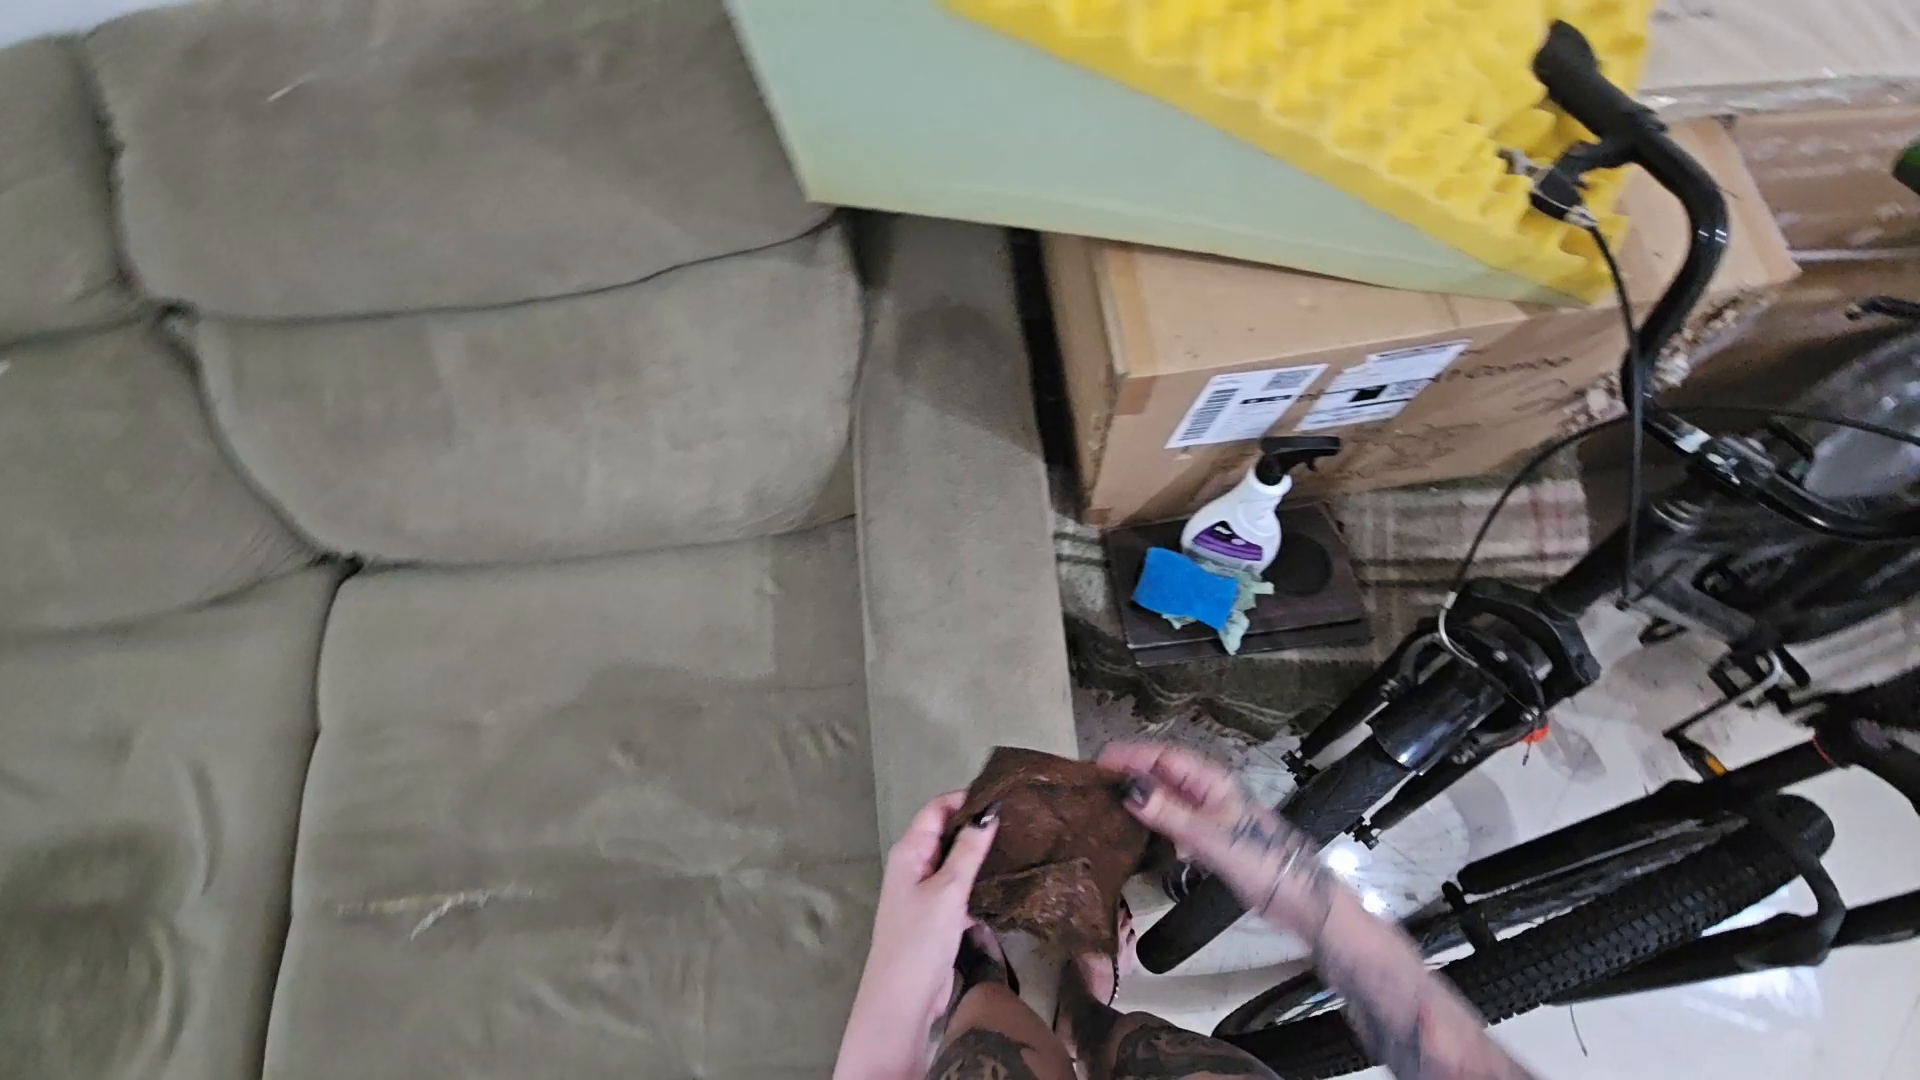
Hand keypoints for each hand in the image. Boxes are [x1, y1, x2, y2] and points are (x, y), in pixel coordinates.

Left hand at [834, 791, 999, 1079]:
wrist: (903, 1001)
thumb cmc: (921, 938)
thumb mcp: (949, 889)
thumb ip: (969, 849)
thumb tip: (989, 812)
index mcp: (909, 851)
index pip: (937, 808)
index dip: (965, 799)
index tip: (1001, 797)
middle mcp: (914, 865)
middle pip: (946, 832)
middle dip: (976, 825)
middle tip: (1016, 820)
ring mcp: (924, 891)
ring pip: (955, 861)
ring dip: (979, 855)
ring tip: (1017, 846)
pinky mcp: (937, 915)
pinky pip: (960, 887)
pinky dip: (978, 882)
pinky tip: (1004, 883)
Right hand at [1098, 741, 1335, 936]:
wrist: (1300, 900)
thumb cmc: (1262, 860)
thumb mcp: (1211, 837)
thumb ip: (1169, 814)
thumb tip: (1128, 791)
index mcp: (1211, 781)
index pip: (1162, 757)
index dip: (1131, 755)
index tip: (1100, 759)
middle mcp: (1206, 792)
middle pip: (1161, 774)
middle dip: (1130, 772)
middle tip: (1096, 779)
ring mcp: (1207, 815)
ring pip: (1165, 796)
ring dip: (1139, 795)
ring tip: (1107, 801)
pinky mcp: (1207, 838)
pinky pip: (1171, 819)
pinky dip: (1151, 820)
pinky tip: (1134, 830)